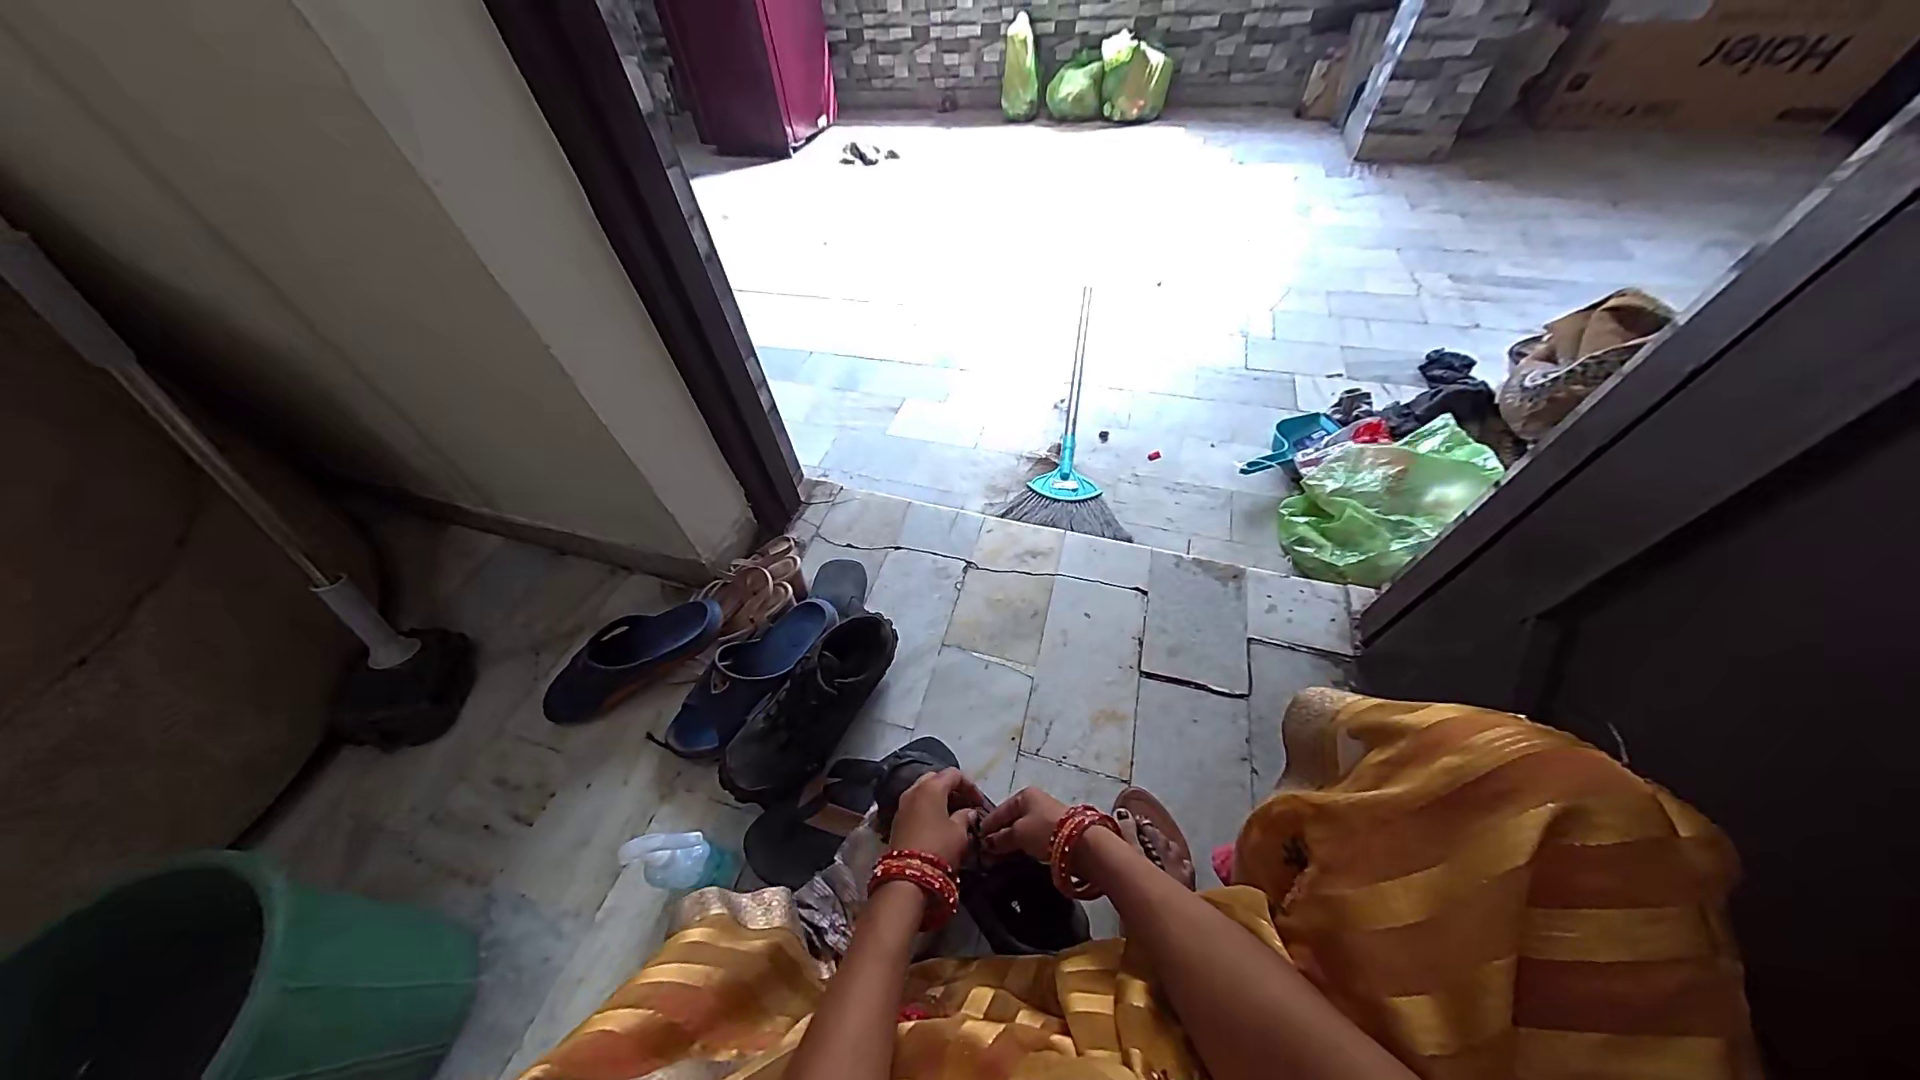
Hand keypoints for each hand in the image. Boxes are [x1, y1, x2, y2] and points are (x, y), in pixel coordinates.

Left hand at [889, 769, 983, 866]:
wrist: (907, 877)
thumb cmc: (938, 848)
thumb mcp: (959, 833)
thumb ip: (965, 817)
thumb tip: (968, 812)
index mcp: (931, 787)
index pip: (953, 774)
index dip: (970, 786)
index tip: (980, 802)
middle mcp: (913, 790)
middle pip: (935, 779)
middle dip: (952, 789)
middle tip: (965, 804)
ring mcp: (902, 805)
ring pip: (923, 793)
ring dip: (939, 800)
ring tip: (954, 816)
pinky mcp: (897, 821)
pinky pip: (916, 807)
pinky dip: (928, 810)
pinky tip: (939, 825)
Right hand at [978, 786, 1068, 862]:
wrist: (1082, 843)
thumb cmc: (1045, 831)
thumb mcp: (1018, 833)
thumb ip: (1000, 838)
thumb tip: (986, 844)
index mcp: (1023, 795)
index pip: (998, 811)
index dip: (986, 826)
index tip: (974, 842)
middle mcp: (1034, 802)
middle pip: (1009, 821)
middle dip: (996, 838)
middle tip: (983, 856)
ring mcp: (1044, 817)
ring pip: (1020, 832)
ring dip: (1008, 845)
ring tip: (995, 861)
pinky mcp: (1054, 833)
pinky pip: (1031, 840)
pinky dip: (1021, 849)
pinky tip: (1014, 860)